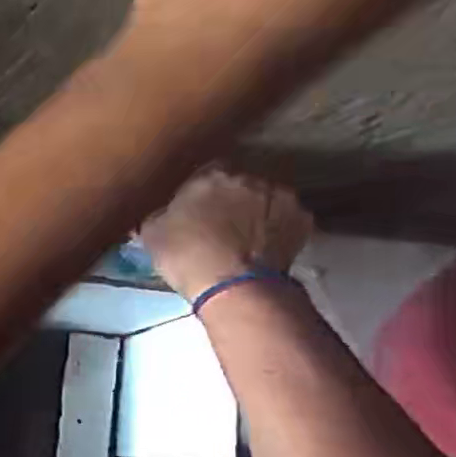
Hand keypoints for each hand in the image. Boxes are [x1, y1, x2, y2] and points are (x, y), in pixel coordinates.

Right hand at [138, 169, 313, 299]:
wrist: (233, 284)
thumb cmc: (185, 255)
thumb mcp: (151, 234)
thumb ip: (160, 214)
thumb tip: (165, 213)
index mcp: (211, 177)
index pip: (204, 172)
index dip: (196, 190)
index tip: (189, 207)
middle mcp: (252, 178)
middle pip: (238, 183)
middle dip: (227, 199)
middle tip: (213, 223)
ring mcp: (283, 197)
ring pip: (263, 199)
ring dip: (252, 212)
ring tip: (238, 237)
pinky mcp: (304, 219)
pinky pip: (283, 218)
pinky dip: (272, 228)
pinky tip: (258, 247)